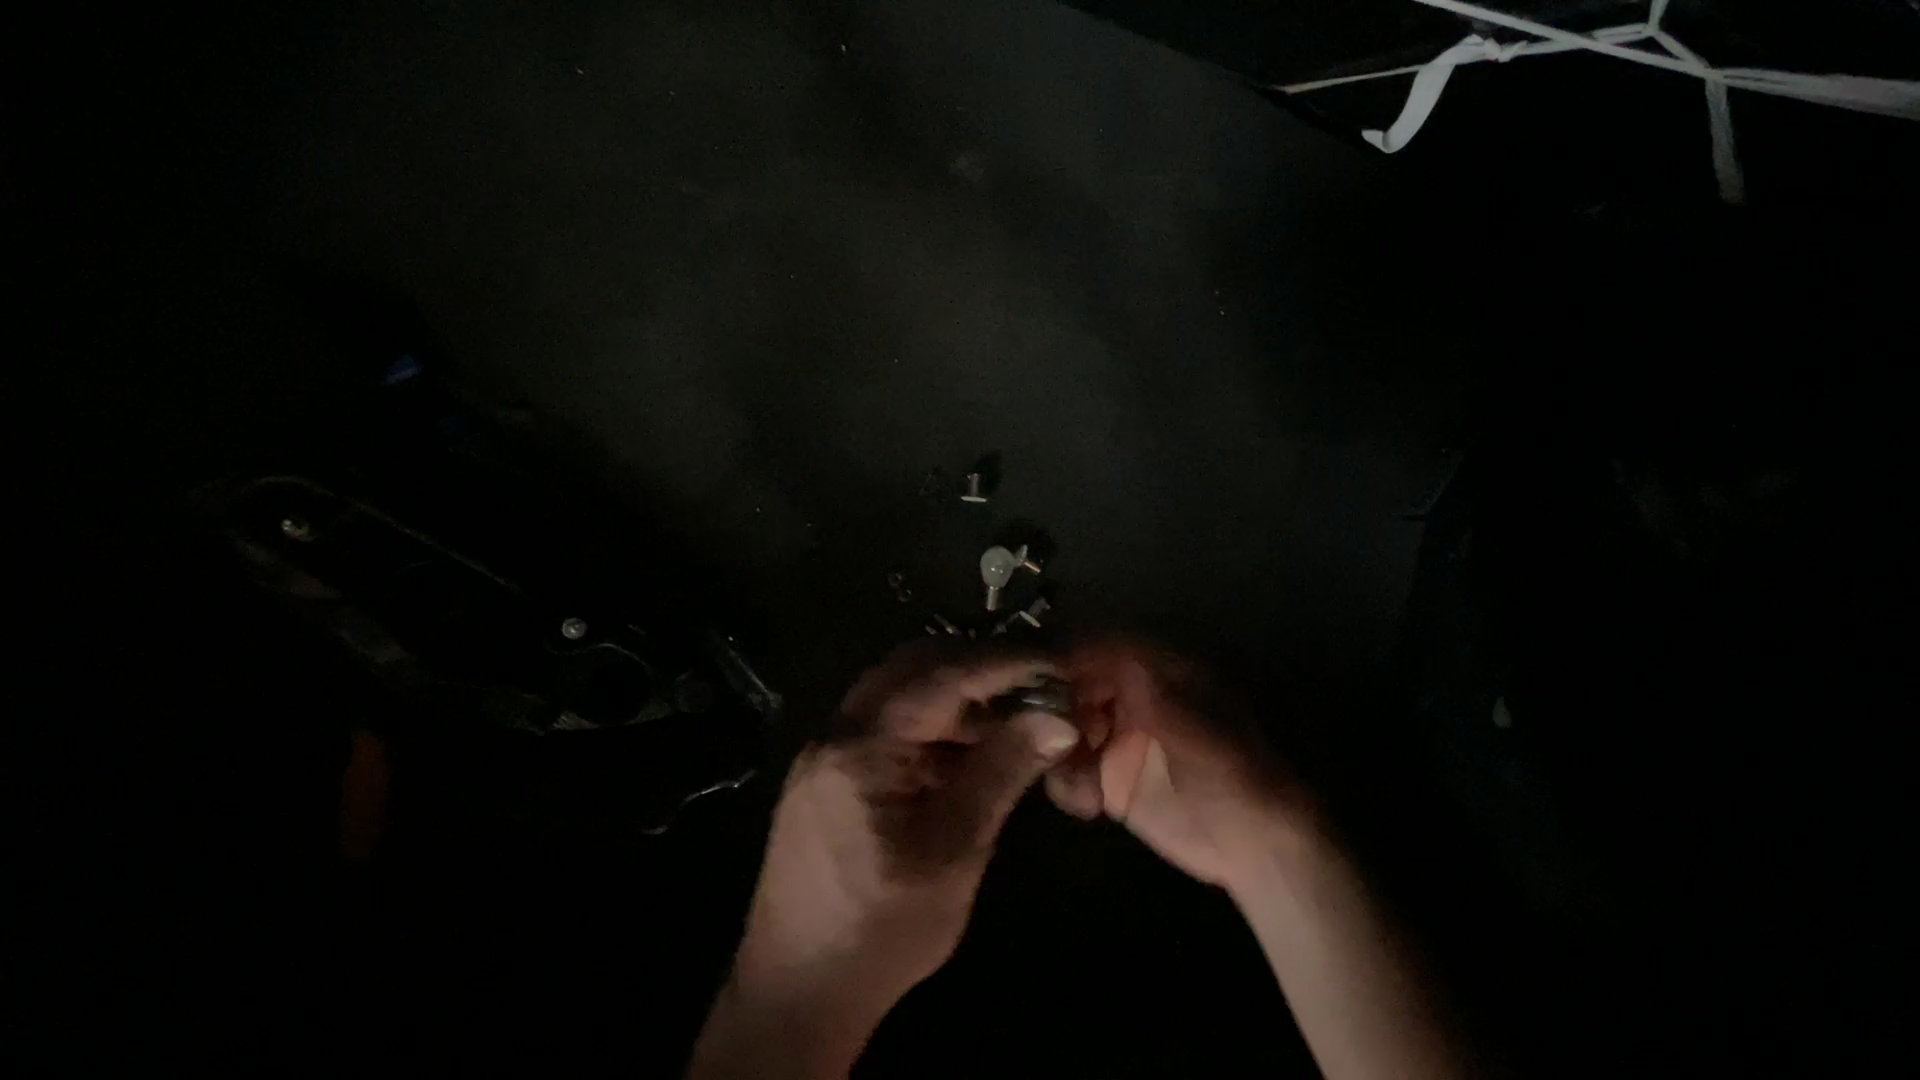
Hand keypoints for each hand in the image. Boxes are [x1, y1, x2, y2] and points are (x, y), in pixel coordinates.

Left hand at [691, 642, 1079, 1078]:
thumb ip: (1000, 774)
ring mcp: (830, 753)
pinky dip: (935, 729)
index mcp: (859, 747)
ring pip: (902, 696)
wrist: (798, 991)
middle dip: (979, 668)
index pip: (939, 676)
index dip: (1003, 662)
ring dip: (959, 699)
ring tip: (1017, 716)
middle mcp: (837, 733)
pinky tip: (974, 749)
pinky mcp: (834, 776)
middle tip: (1037, 683)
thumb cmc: (881, 929)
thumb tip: (1057, 719)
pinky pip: (890, 728)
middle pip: (913, 670)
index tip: (1056, 661)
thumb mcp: (953, 852)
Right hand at [1045, 641, 1314, 888]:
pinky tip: (1089, 807)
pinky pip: (1065, 767)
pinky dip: (1065, 784)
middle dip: (1054, 711)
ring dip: (1057, 754)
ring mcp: (1115, 735)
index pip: (1101, 648)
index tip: (1039, 682)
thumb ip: (1155, 699)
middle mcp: (1129, 695)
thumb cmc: (1237, 781)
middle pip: (1071, 684)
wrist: (1256, 850)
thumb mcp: (1201, 735)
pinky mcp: (1105, 776)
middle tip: (1050, 742)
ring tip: (1080, 787)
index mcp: (1159, 671)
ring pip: (1059, 725)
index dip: (1069, 659)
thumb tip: (1112, 658)